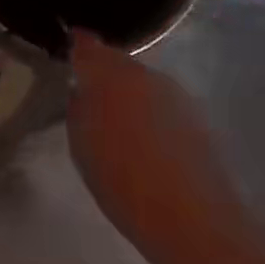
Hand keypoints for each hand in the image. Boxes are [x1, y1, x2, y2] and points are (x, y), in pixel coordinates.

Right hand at [67, 29, 255, 263]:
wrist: (192, 217)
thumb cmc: (123, 183)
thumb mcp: (83, 148)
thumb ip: (79, 109)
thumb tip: (82, 90)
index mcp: (110, 76)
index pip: (87, 47)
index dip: (78, 46)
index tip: (70, 49)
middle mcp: (144, 73)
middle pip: (117, 62)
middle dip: (103, 73)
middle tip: (89, 94)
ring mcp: (174, 91)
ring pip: (141, 81)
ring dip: (127, 92)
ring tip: (117, 122)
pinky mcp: (194, 112)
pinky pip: (160, 101)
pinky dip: (149, 110)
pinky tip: (144, 139)